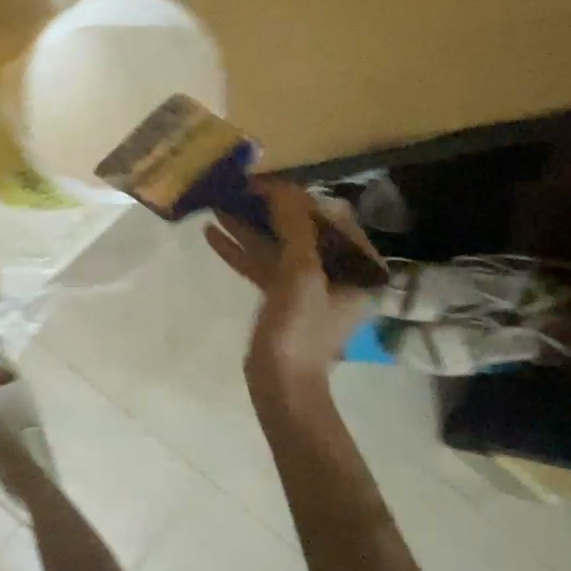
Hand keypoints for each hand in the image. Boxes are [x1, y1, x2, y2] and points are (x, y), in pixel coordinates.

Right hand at [203, 181, 378, 377]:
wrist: (282, 385)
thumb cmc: (298, 332)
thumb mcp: (299, 276)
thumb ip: (294, 230)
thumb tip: (282, 189)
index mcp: (357, 266)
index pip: (328, 218)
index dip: (295, 198)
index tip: (261, 184)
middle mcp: (338, 271)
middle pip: (300, 230)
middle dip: (267, 211)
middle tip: (236, 191)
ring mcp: (309, 286)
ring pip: (277, 247)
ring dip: (248, 228)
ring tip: (218, 205)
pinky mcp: (283, 298)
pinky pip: (263, 266)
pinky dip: (240, 251)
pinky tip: (212, 235)